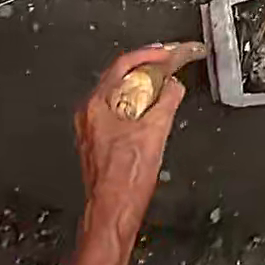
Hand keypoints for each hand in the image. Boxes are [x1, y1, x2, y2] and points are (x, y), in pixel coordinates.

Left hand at [73, 46, 187, 239]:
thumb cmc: (125, 179)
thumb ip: (167, 101)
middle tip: (167, 63)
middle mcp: (89, 114)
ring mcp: (92, 128)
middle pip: (118, 77)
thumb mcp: (155, 131)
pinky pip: (119, 110)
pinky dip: (138, 103)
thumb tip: (174, 86)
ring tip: (164, 82)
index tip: (166, 53)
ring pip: (119, 94)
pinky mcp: (99, 140)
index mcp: (97, 106)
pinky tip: (153, 108)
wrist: (113, 211)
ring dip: (143, 86)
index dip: (148, 54)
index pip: (122, 65)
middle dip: (146, 68)